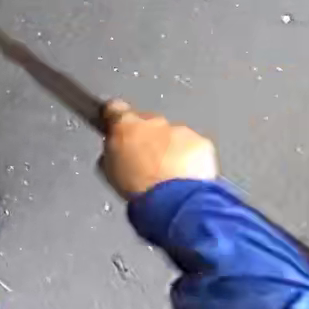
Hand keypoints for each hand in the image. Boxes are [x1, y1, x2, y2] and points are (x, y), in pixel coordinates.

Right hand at [99, 100, 218, 197]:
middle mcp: (150, 121)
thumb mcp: (107, 167)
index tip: (117, 126)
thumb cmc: (138, 185)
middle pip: (146, 122)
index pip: (114, 107)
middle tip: (147, 159)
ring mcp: (177, 131)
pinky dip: (191, 156)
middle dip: (147, 136)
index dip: (115, 117)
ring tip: (169, 171)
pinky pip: (194, 146)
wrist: (172, 200)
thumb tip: (116, 149)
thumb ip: (111, 149)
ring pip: (172, 134)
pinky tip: (186, 174)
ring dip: (170, 147)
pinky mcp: (201, 143)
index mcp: (123, 123)